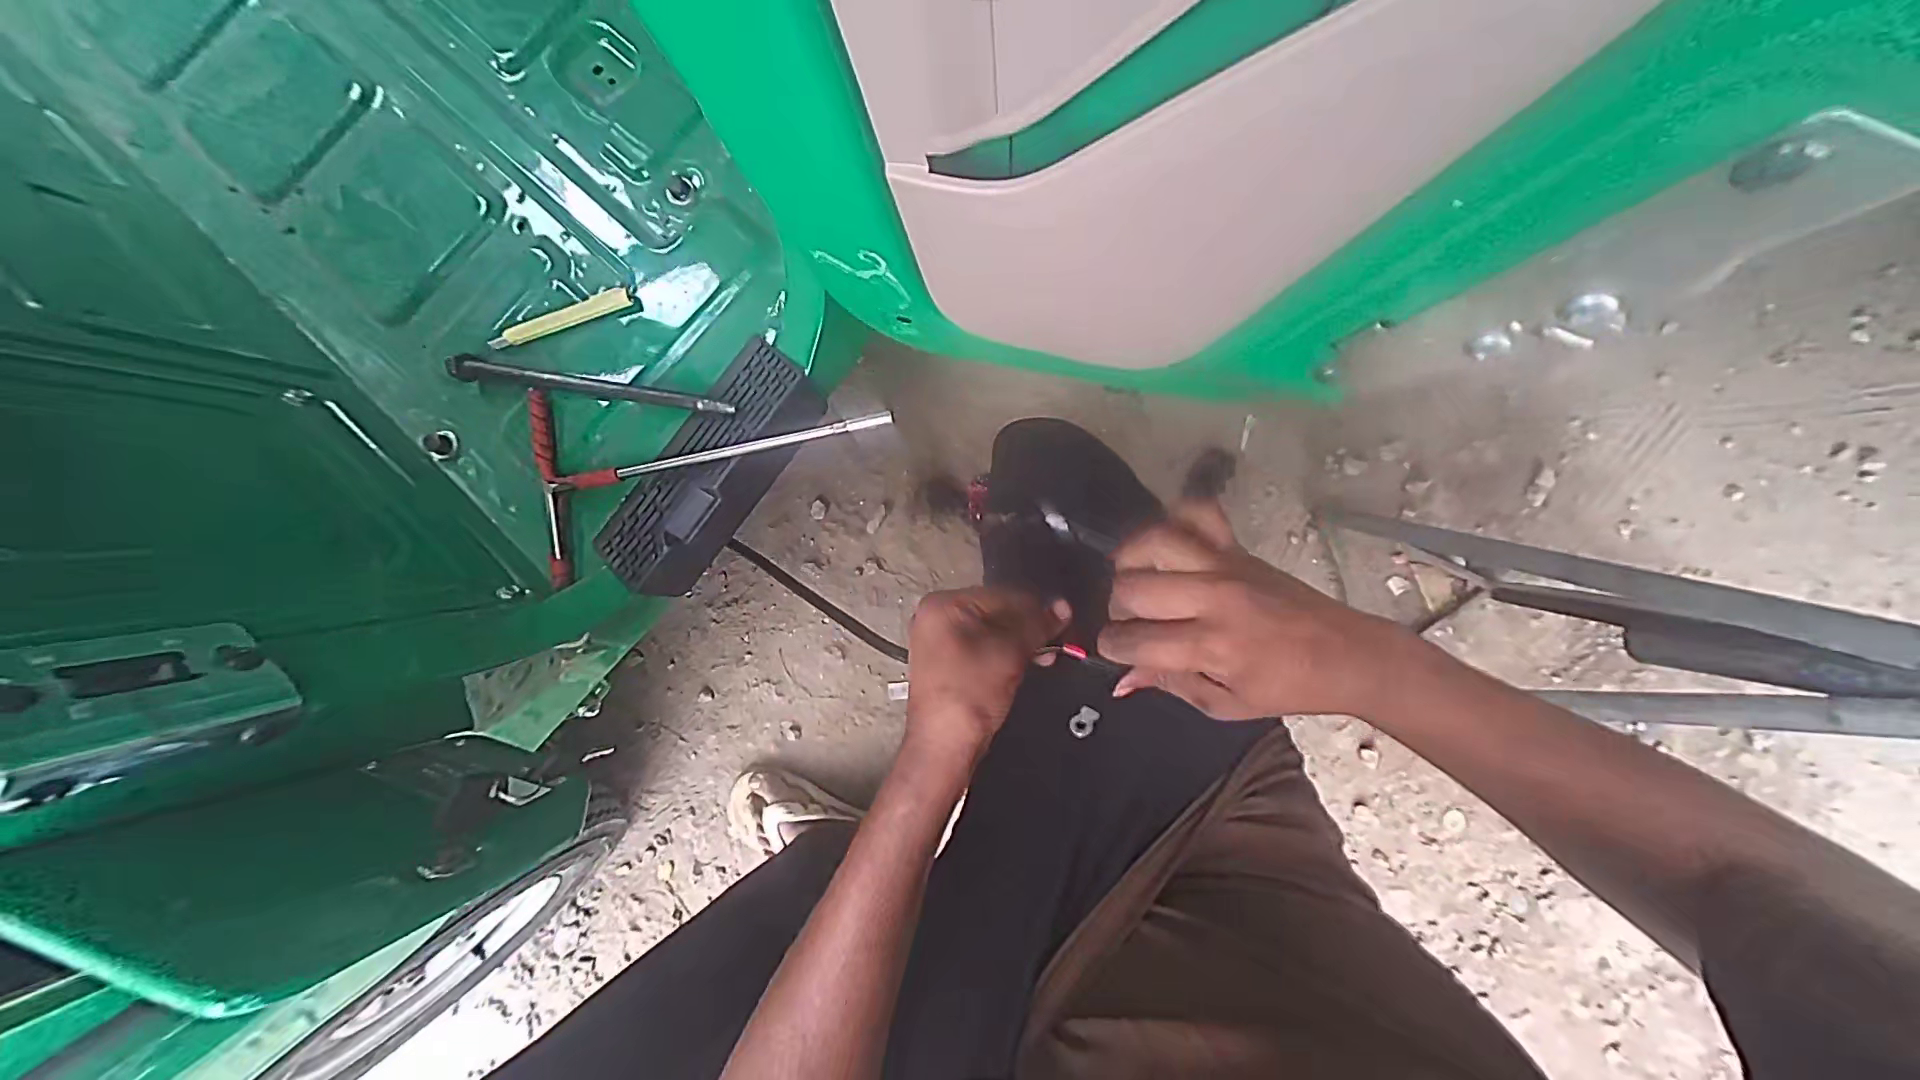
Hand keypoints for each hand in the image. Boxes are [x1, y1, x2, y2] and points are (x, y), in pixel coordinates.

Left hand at [905, 587, 1068, 761]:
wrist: (944, 746)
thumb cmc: (966, 697)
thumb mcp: (1010, 653)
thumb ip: (1037, 625)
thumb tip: (1060, 609)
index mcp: (942, 605)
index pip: (1001, 594)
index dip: (1035, 607)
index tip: (1061, 617)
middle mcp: (935, 618)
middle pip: (996, 610)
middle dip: (1027, 626)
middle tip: (1055, 637)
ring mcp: (939, 641)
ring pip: (991, 631)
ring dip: (1020, 642)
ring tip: (1044, 654)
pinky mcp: (947, 663)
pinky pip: (982, 647)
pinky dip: (1005, 654)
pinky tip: (1025, 663)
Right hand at [1098, 499, 1406, 719]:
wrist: (1347, 654)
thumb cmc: (1286, 686)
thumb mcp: (1225, 704)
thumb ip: (1168, 684)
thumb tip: (1120, 679)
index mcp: (1212, 646)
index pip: (1133, 640)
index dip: (1111, 647)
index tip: (1115, 649)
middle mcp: (1214, 599)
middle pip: (1131, 587)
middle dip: (1115, 608)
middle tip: (1129, 621)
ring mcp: (1226, 566)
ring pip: (1154, 541)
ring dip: (1130, 560)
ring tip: (1134, 578)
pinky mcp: (1238, 548)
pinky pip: (1198, 513)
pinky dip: (1175, 518)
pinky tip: (1167, 543)